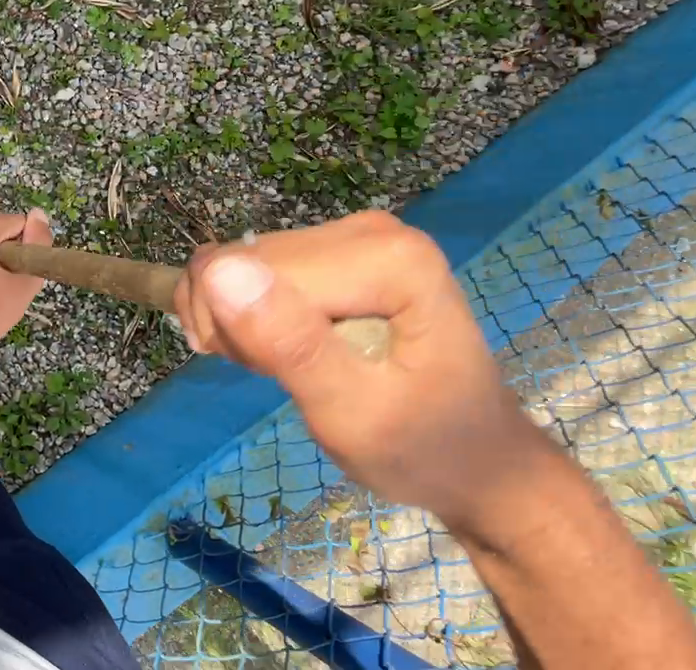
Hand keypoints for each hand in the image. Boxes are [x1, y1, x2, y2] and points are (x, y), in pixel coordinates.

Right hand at [170, 211, 553, 531]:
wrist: (476, 464)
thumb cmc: (422, 449)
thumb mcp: (351, 415)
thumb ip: (291, 344)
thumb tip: (219, 273)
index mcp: (388, 260)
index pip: (252, 271)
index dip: (243, 328)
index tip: (279, 378)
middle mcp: (369, 231)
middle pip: (240, 261)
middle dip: (235, 323)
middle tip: (281, 374)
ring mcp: (349, 236)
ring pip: (231, 262)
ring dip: (233, 320)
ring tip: (283, 363)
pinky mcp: (330, 248)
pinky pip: (242, 264)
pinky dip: (236, 309)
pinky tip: (272, 341)